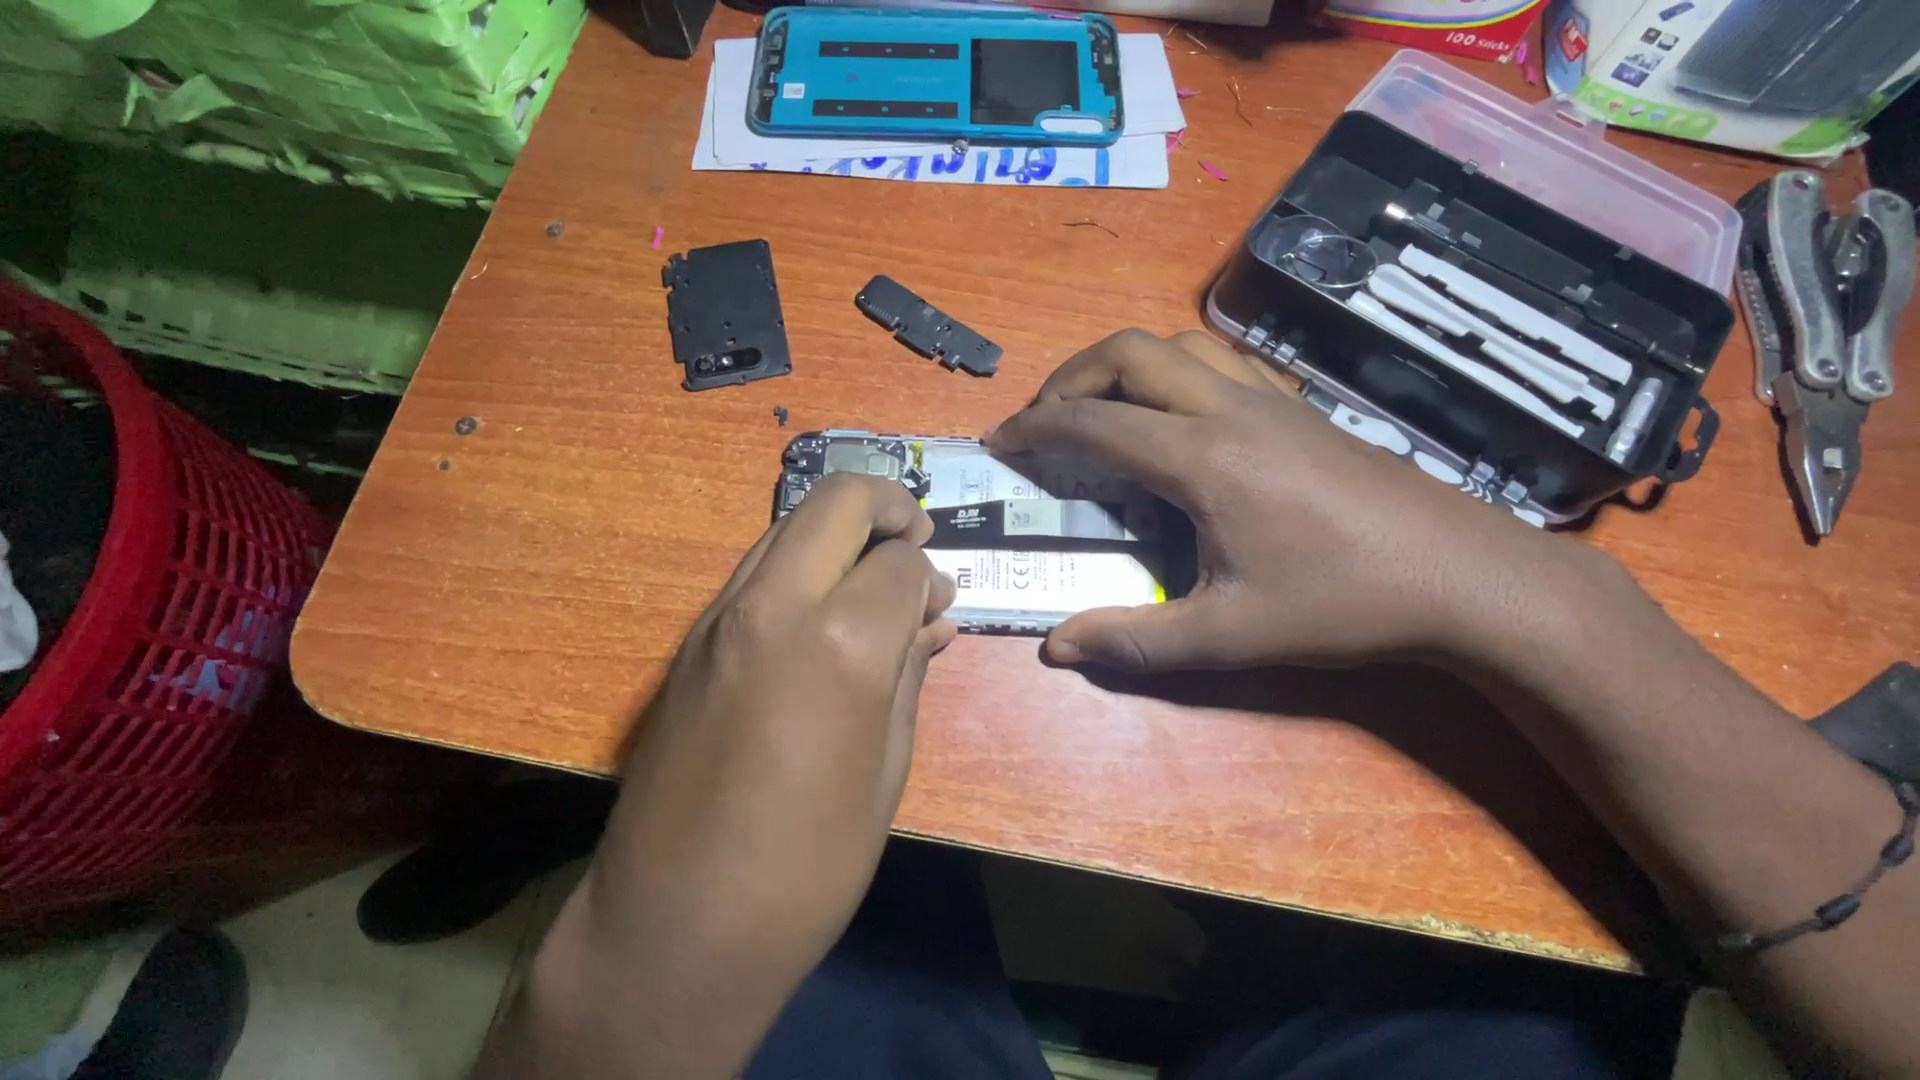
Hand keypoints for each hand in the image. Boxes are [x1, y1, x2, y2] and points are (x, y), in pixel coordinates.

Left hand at [520, 473, 954, 1077]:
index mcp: (840, 641)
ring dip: (839, 535)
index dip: (930, 576)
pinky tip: (821, 620)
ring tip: (871, 584)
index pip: (901, 561)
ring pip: (789, 526)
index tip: (940, 607)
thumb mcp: (887, 770)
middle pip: (838, 502)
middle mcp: (774, 604)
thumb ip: (909, 674)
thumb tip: (931, 620)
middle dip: (889, 509)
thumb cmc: (808, 865)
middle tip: (917, 547)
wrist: (675, 924)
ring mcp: (720, 617)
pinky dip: (800, 569)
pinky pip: (756, 572)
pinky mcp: (689, 641)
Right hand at [987, 329, 1584, 671]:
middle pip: (1127, 353)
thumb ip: (1134, 639)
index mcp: (1202, 458)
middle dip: (1069, 378)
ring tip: (1100, 411)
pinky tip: (1176, 415)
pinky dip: (1173, 370)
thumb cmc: (1342, 603)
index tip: (1000, 442)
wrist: (1461, 575)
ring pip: (1176, 345)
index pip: (1094, 423)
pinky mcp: (1298, 407)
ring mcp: (1269, 399)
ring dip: (1122, 366)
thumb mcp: (1229, 636)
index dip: (1035, 428)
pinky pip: (1218, 360)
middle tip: (1043, 423)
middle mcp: (1228, 409)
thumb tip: (1056, 646)